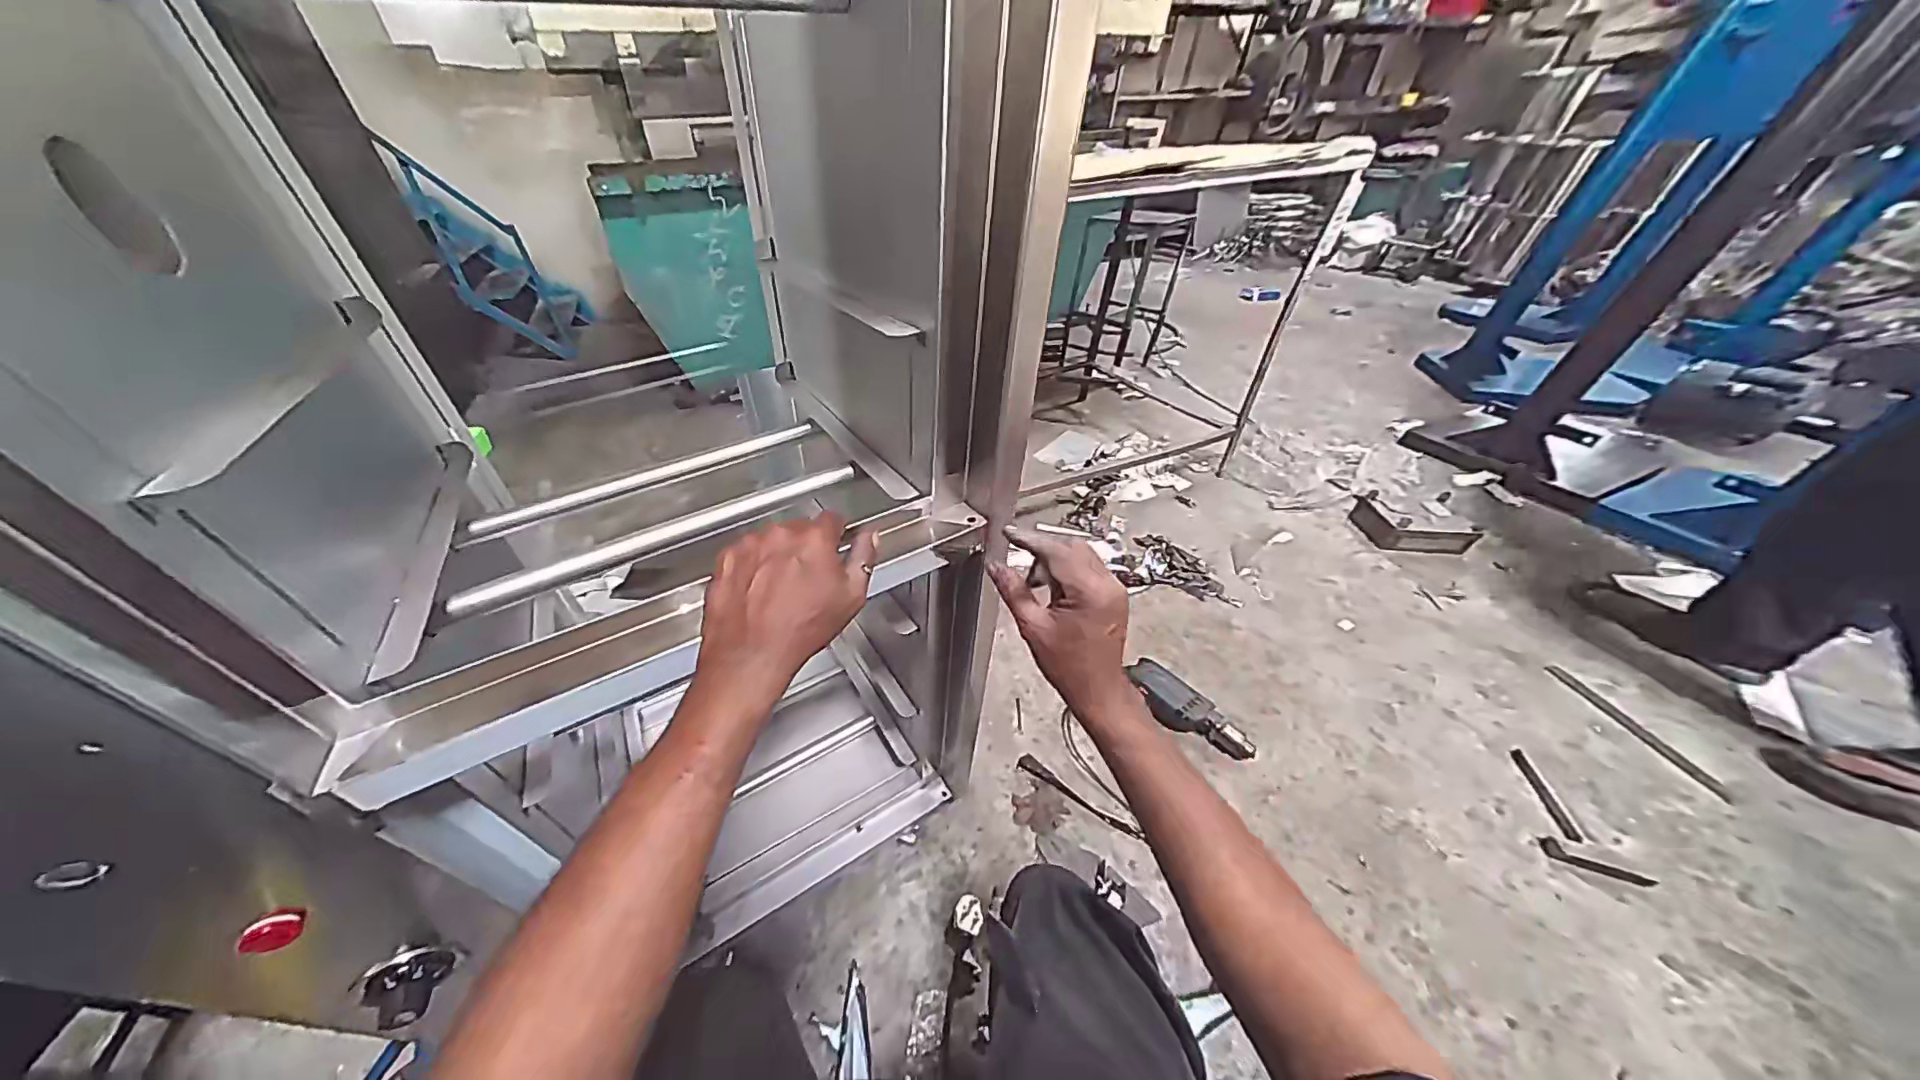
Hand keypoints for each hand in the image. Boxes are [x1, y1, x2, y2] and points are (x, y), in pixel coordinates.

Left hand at [696, 512, 877, 706]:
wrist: (752, 654)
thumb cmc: (798, 630)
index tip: (835, 545)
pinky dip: (753, 567)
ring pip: (771, 541)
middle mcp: (780, 535)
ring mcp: (751, 545)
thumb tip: (868, 538)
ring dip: (778, 557)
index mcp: (815, 539)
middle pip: (800, 530)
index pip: (832, 519)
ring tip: (782, 591)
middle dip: (806, 549)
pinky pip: (746, 554)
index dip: (837, 535)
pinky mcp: (727, 559)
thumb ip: (863, 557)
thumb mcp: (851, 596)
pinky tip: (760, 593)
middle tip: (809, 579)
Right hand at [986, 525, 1131, 716]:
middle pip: (1071, 546)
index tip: (1010, 534)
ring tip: (1036, 584)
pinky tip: (1054, 589)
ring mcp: (1114, 589)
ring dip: (1055, 559)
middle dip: (1042, 549)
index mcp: (1090, 591)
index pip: (1056, 550)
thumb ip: (1014, 591)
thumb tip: (997, 567)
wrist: (1097, 688)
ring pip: (1081, 554)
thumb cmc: (1071, 667)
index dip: (1029, 539)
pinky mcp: (1114, 594)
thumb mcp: (1033, 627)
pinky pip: (1089, 568)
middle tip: (1019, 560)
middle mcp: (1108, 585)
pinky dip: (1069, 570)